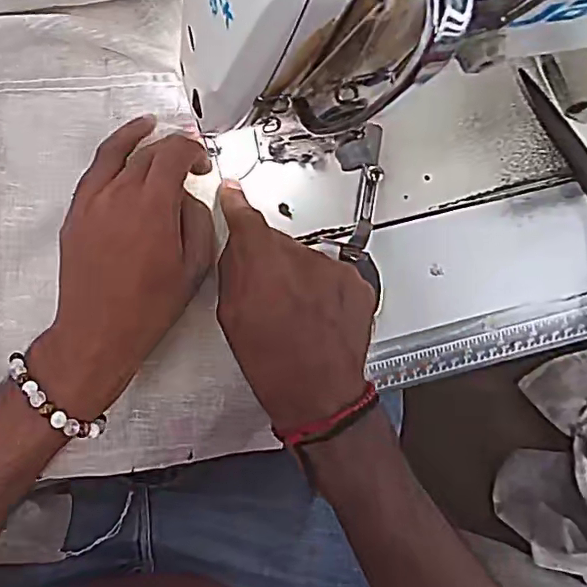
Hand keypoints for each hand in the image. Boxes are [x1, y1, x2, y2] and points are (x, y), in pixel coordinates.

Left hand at [29, 116, 214, 420]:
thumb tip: (190, 198)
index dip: (193, 149)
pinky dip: (109, 155)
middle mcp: (119, 197)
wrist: (97, 331)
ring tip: (148, 127)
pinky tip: (118, 154)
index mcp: (152, 207)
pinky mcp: (76, 214)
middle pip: (149, 152)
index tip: (200, 158)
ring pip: (116, 153)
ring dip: (137, 137)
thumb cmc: (141, 310)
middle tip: (186, 154)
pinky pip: (93, 172)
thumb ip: (197, 221)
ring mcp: (92, 203)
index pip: (175, 154)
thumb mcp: (192, 267)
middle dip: (173, 147)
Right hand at [215, 180, 376, 433]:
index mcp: (262, 265)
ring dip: (296, 275)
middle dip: (268, 258)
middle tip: (266, 293)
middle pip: (277, 240)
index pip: (247, 218)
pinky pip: (329, 271)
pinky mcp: (354, 282)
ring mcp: (331, 270)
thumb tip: (234, 249)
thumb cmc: (274, 364)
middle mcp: (300, 260)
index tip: (233, 193)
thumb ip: (232, 271)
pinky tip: (313, 313)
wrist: (318, 392)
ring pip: (305, 256)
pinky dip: (321, 286)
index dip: (236, 203)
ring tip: (293, 311)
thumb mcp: (231, 316)